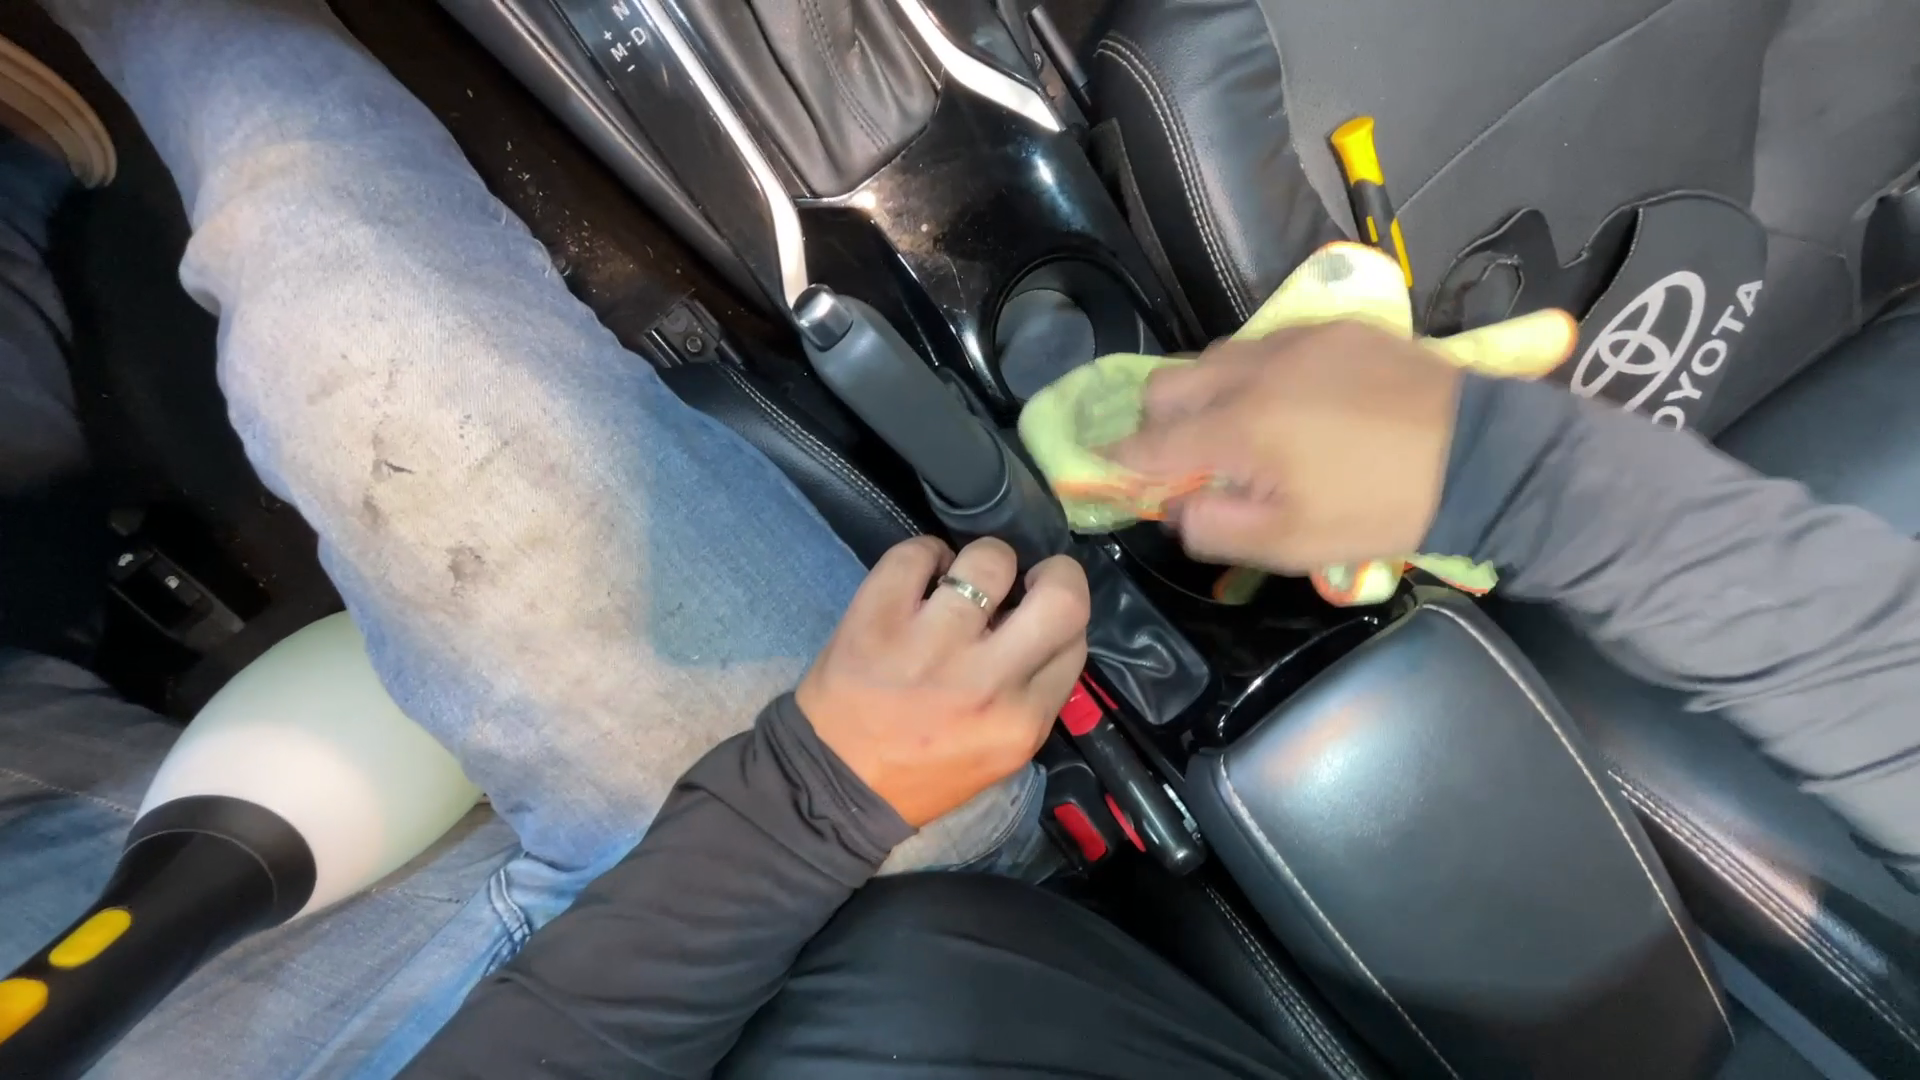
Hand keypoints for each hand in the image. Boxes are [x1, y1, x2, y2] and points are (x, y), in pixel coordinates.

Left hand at [797, 536, 1089, 827]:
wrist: (834, 783)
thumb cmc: (922, 770)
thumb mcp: (1000, 751)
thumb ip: (1031, 692)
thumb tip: (1035, 619)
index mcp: (1022, 722)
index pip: (1075, 639)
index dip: (1060, 612)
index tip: (1035, 609)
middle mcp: (986, 682)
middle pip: (1061, 597)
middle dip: (1053, 573)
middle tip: (1021, 578)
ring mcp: (930, 645)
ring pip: (987, 561)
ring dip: (981, 559)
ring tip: (959, 579)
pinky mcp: (877, 618)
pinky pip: (916, 552)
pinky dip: (923, 554)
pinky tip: (918, 577)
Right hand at [1108, 321, 1461, 572]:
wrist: (1484, 457)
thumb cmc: (1379, 511)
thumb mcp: (1291, 544)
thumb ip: (1214, 527)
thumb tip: (1173, 506)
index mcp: (1240, 430)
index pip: (1149, 444)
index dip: (1118, 460)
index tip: (1104, 468)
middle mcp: (1253, 373)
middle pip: (1163, 384)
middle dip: (1156, 423)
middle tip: (1184, 456)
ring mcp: (1293, 342)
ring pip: (1209, 359)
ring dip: (1203, 396)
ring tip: (1239, 427)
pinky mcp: (1330, 327)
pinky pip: (1261, 344)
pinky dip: (1251, 374)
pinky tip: (1286, 401)